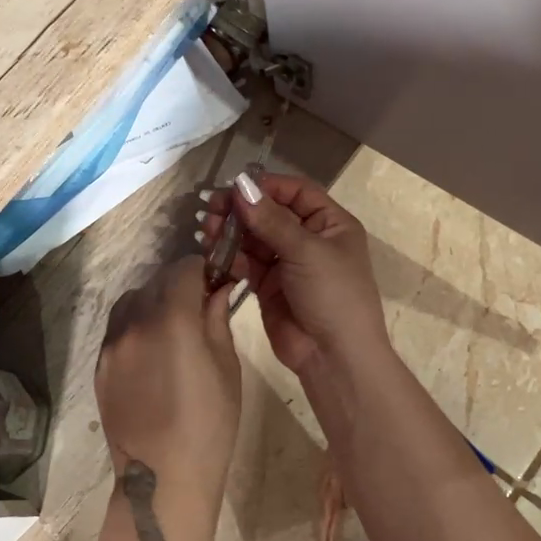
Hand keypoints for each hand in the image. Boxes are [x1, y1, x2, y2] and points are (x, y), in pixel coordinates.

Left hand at [95, 255, 242, 484]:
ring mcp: (111, 345)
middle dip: (180, 285)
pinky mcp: (99, 366)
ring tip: (173, 328)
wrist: (162, 478)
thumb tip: (216, 290)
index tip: (216, 281)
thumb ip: (217, 320)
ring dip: (154, 302)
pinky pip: (118, 329)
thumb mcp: (226, 368)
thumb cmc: (209, 425)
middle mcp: (134, 323)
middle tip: (200, 305)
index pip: (184, 269)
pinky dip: (137, 326)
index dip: (203, 269)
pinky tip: (154, 352)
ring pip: (132, 301)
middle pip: (156, 282)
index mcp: (171, 320)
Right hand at [200, 170, 389, 378]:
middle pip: (270, 213)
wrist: (334, 356)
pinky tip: (211, 252)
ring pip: (254, 238)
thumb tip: (241, 185)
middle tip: (211, 208)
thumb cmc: (332, 295)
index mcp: (331, 224)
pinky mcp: (268, 286)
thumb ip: (271, 219)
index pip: (296, 192)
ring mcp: (288, 263)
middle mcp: (310, 239)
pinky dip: (229, 256)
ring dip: (231, 232)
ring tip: (207, 230)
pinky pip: (246, 263)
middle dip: (241, 210)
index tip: (234, 187)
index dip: (266, 186)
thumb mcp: (306, 251)